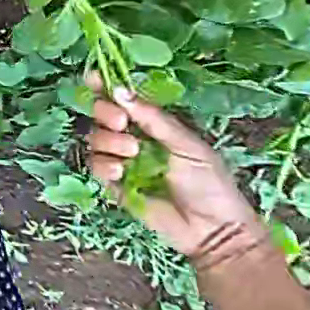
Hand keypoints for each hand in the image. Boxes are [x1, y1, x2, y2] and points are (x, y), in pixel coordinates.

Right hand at [87, 77, 271, 272]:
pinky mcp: (115, 185)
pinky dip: (104, 164)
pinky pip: (96, 166)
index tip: (95, 78)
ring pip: (95, 137)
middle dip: (106, 112)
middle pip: (101, 112)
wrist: (214, 231)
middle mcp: (131, 135)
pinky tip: (120, 171)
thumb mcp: (186, 143)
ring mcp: (122, 160)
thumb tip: (120, 90)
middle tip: (122, 122)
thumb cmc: (208, 181)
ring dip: (108, 140)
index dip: (105, 85)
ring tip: (132, 152)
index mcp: (150, 121)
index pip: (122, 97)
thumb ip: (153, 118)